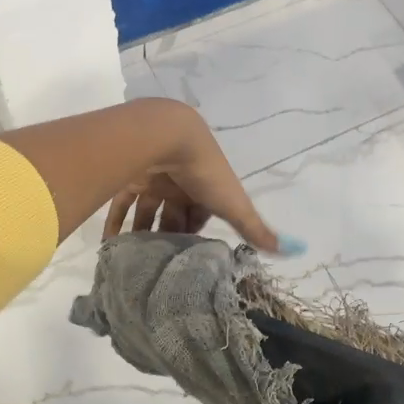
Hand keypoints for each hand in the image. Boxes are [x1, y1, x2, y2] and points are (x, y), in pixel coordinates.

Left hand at [101, 111, 279, 253]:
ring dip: (140, 234)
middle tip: (158, 267)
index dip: (196, 237)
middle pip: (172, 215)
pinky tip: (110, 246)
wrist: (167, 136)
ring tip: (134, 262)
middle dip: (167, 239)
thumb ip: (255, 229)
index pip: (200, 216)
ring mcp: (153, 178)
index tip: (189, 264)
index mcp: (205, 187)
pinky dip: (116, 223)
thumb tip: (293, 250)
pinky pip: (121, 203)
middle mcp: (179, 182)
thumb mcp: (233, 204)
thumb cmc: (204, 172)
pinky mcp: (130, 176)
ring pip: (146, 210)